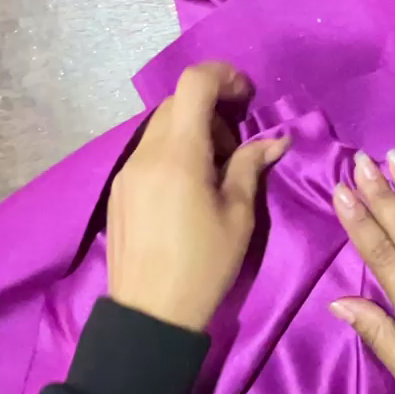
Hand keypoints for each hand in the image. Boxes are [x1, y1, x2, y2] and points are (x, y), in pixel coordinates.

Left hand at [107, 62, 289, 331]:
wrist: (149, 317)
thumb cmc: (204, 266)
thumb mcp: (239, 216)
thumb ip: (250, 166)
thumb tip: (275, 139)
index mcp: (178, 154)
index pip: (194, 83)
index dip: (224, 76)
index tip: (248, 97)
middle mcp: (145, 152)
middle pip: (177, 102)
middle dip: (212, 110)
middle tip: (237, 148)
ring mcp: (127, 170)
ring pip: (161, 126)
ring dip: (192, 131)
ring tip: (215, 172)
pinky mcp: (119, 189)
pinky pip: (148, 151)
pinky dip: (173, 151)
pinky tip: (189, 190)